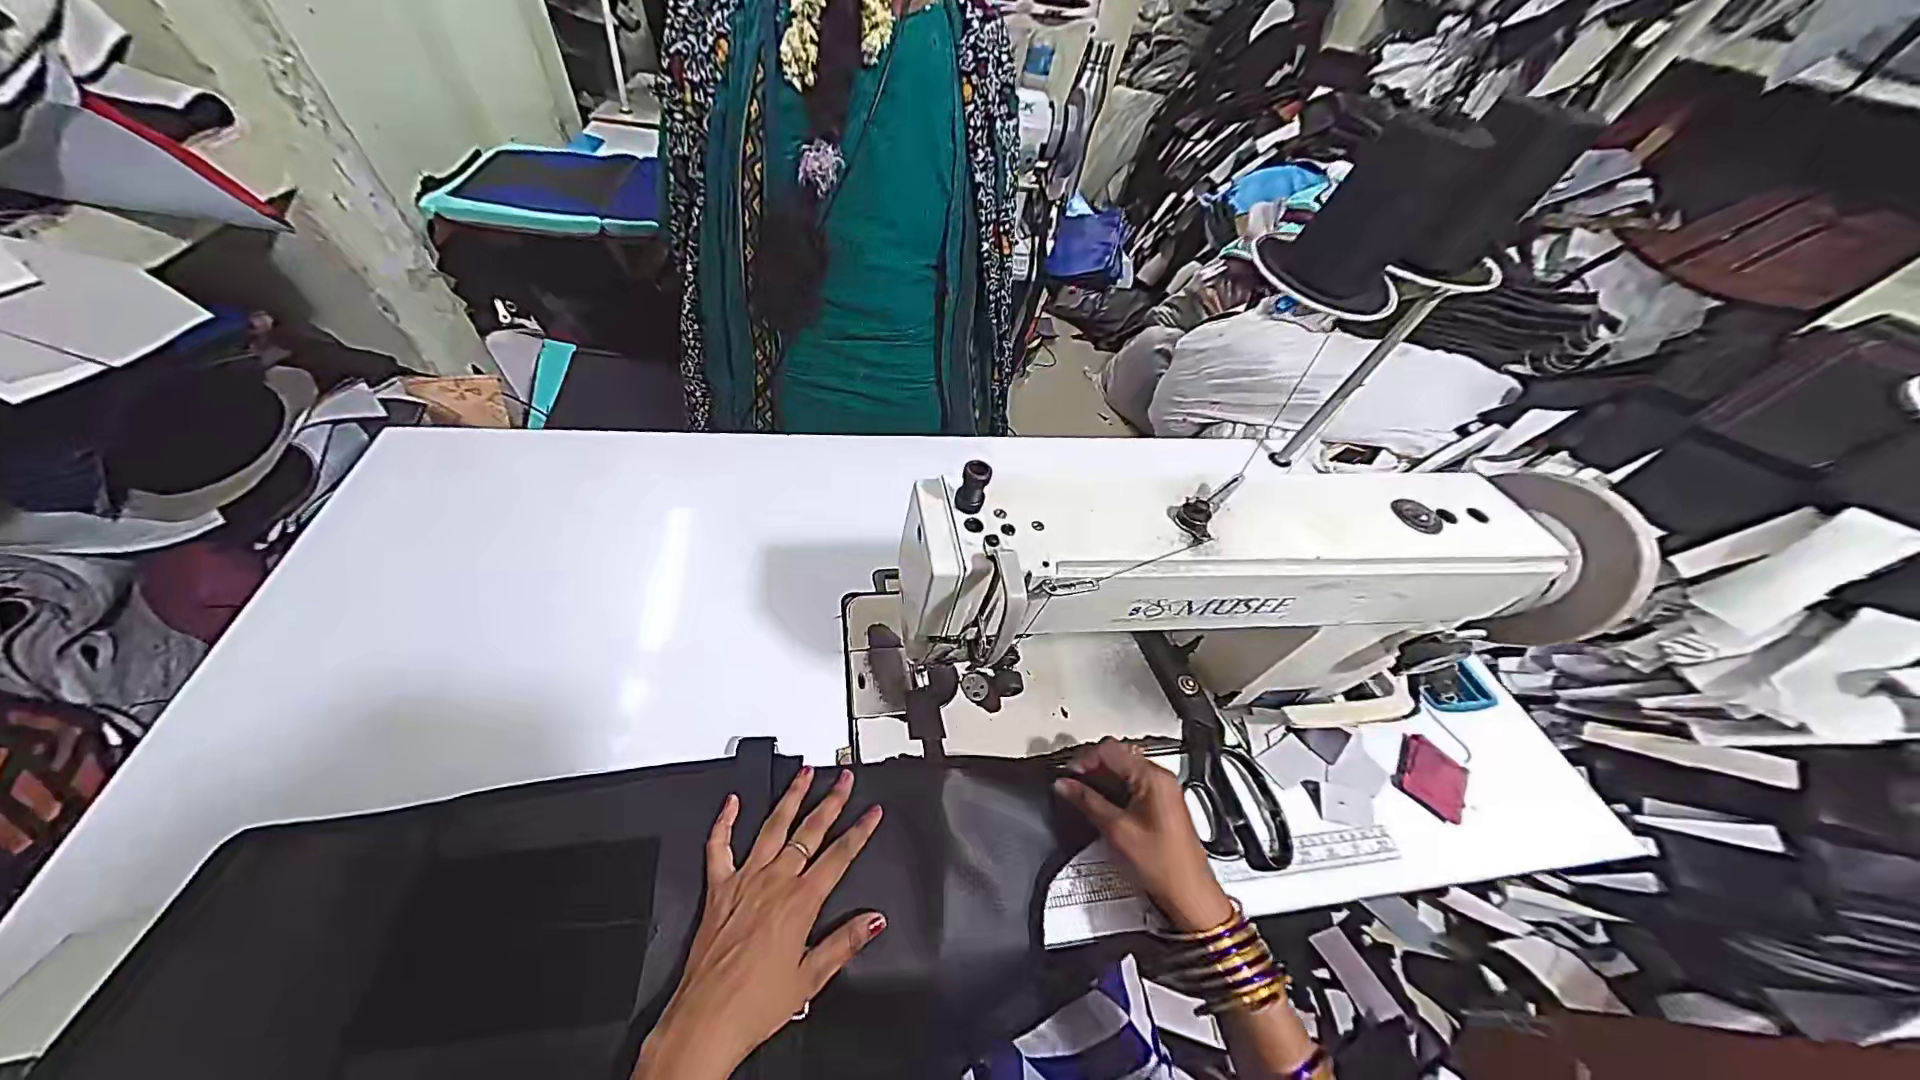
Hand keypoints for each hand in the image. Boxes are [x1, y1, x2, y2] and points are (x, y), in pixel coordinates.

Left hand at [633, 766, 884, 1079]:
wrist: (705, 1022)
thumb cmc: (754, 1006)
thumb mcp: (811, 979)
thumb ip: (845, 942)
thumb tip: (874, 920)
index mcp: (800, 903)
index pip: (840, 855)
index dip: (860, 830)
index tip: (873, 812)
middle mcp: (773, 884)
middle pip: (810, 831)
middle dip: (832, 801)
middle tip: (844, 779)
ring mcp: (744, 882)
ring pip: (773, 827)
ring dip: (791, 797)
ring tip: (804, 774)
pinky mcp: (718, 890)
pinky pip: (719, 847)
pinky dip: (725, 822)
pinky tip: (732, 803)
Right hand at [1055, 739, 1233, 932]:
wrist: (1188, 893)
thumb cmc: (1163, 865)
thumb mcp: (1116, 830)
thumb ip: (1087, 802)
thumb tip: (1066, 785)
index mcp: (1153, 777)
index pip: (1110, 750)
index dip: (1085, 760)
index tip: (1070, 775)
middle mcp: (1162, 778)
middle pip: (1119, 755)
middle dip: (1093, 766)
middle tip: (1075, 783)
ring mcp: (1164, 790)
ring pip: (1125, 768)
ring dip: (1103, 777)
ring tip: (1086, 794)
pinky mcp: (1163, 803)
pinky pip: (1134, 783)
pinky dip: (1116, 788)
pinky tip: (1105, 805)